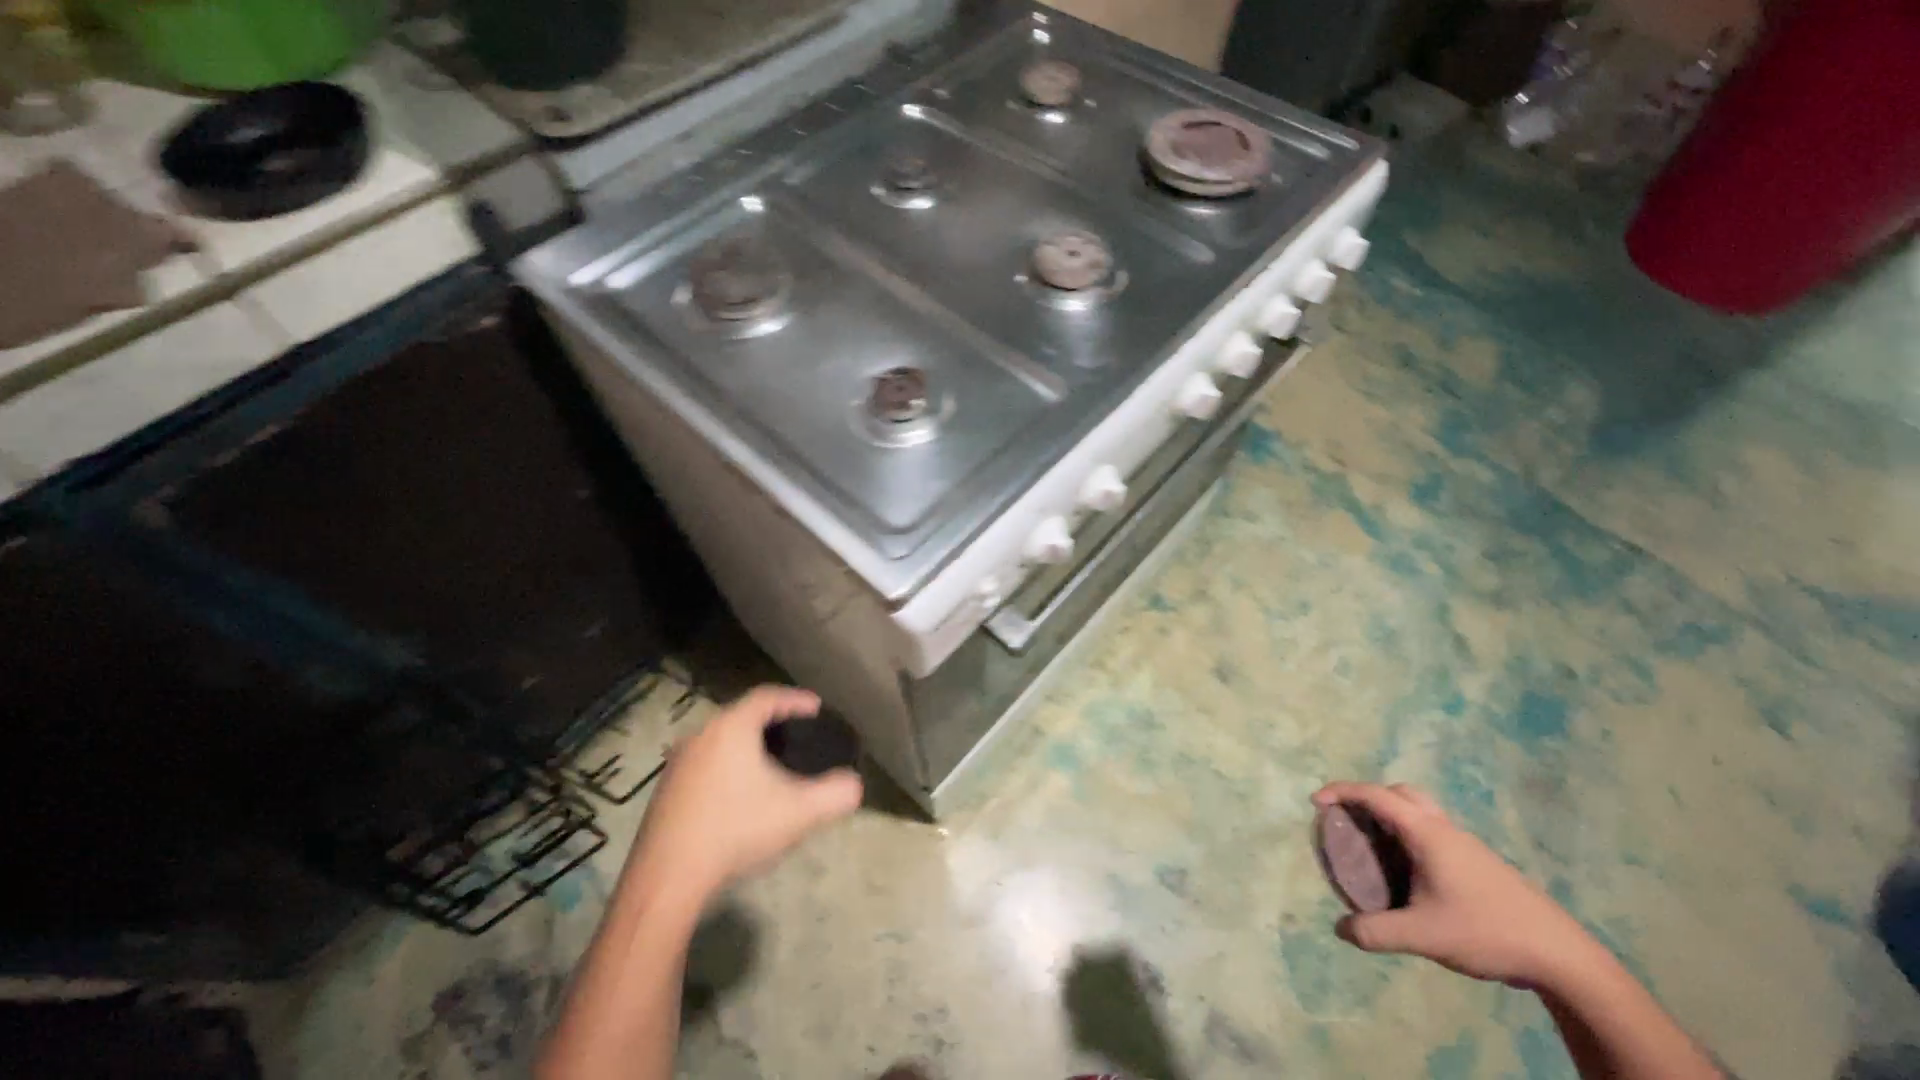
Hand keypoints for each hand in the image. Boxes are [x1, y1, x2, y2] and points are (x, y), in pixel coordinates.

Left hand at [629, 686, 862, 902]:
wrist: (669, 876)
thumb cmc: (737, 831)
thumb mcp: (800, 814)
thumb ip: (836, 795)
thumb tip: (854, 785)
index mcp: (731, 728)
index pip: (767, 697)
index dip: (795, 699)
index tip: (816, 708)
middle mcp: (700, 735)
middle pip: (741, 716)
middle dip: (771, 723)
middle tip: (797, 737)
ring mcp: (677, 763)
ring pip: (720, 741)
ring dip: (746, 747)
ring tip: (770, 766)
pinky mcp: (665, 790)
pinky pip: (704, 764)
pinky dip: (726, 767)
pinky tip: (738, 795)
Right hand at [1313, 781, 1600, 987]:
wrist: (1558, 954)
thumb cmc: (1486, 932)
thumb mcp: (1422, 935)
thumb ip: (1376, 932)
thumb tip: (1341, 929)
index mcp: (1429, 834)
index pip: (1378, 796)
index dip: (1343, 792)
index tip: (1316, 802)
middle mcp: (1446, 830)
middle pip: (1402, 793)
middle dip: (1368, 797)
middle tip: (1346, 819)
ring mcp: (1466, 845)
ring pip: (1421, 812)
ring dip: (1391, 817)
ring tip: (1371, 848)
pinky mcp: (1478, 863)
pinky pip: (1433, 832)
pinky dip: (1408, 836)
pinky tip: (1406, 874)